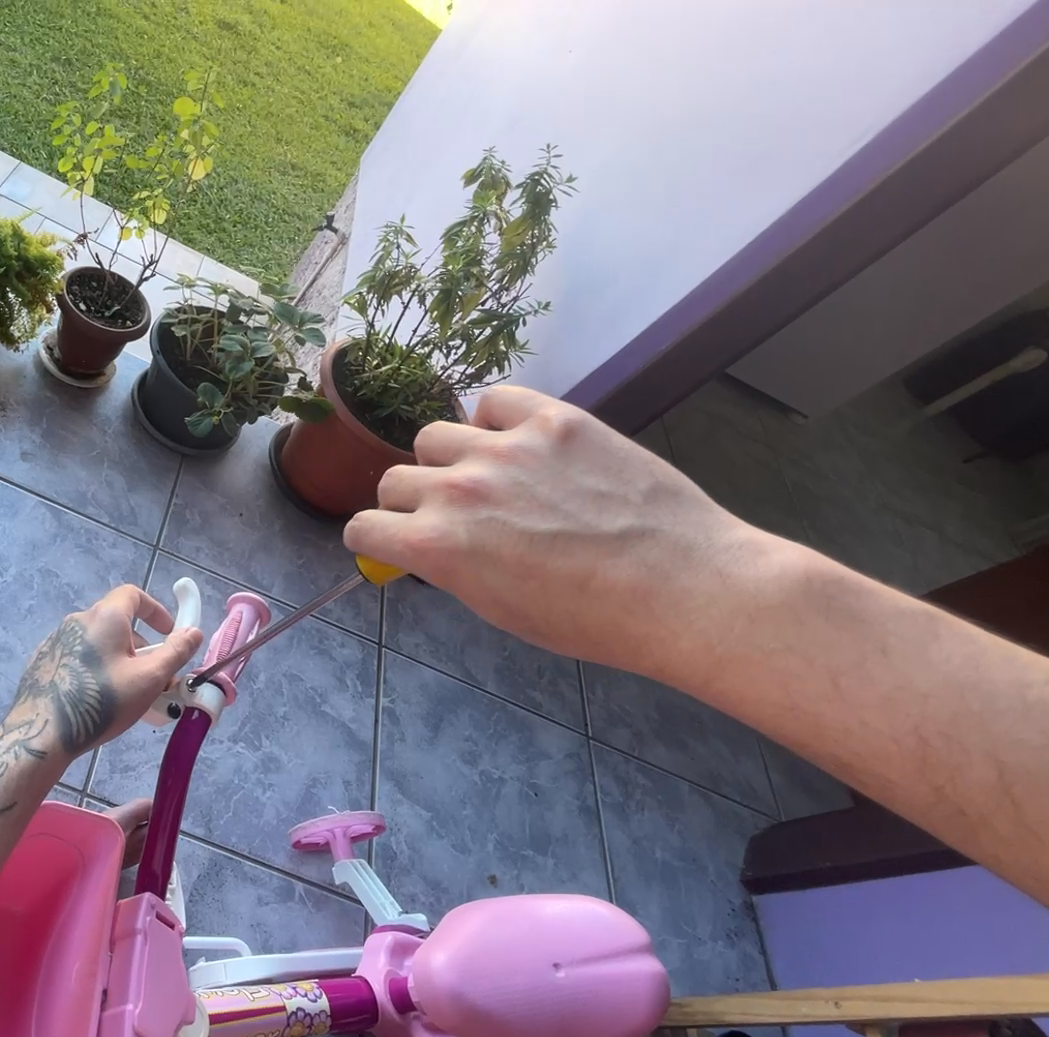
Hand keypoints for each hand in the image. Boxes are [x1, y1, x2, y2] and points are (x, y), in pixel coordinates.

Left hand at [11, 585, 203, 755]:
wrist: (43, 732)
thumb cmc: (102, 702)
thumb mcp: (149, 679)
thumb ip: (175, 652)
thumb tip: (193, 631)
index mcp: (104, 617)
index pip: (133, 595)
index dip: (155, 610)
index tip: (168, 632)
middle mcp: (78, 621)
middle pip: (117, 623)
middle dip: (141, 646)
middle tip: (154, 677)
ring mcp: (56, 641)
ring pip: (98, 643)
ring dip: (120, 660)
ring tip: (130, 695)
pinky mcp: (44, 662)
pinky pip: (79, 658)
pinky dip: (97, 669)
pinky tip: (100, 700)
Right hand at [344, 385, 783, 676]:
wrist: (685, 590)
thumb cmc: (589, 621)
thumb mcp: (496, 607)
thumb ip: (448, 565)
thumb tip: (429, 541)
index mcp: (435, 547)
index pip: (363, 527)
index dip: (374, 539)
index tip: (390, 541)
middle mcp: (455, 491)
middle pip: (393, 480)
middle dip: (408, 503)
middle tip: (446, 516)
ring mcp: (503, 449)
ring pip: (432, 436)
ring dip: (446, 460)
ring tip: (484, 475)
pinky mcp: (553, 420)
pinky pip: (495, 402)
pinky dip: (495, 421)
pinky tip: (519, 444)